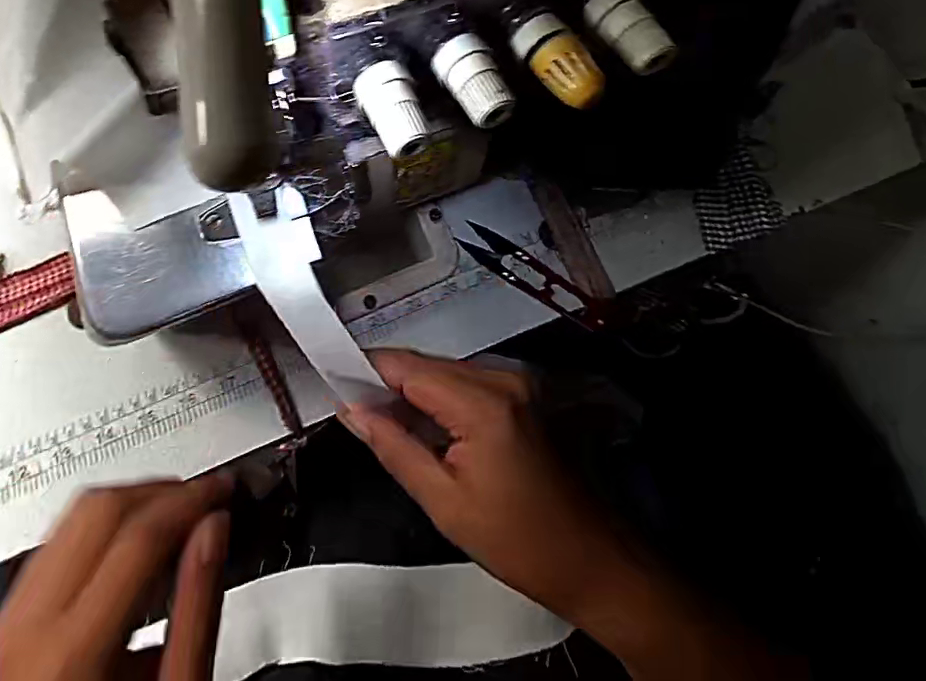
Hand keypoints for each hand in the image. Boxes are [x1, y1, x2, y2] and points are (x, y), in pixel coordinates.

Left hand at [0, 475, 232, 680]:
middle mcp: (26, 630)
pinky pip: (56, 542)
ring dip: (132, 503)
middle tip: (203, 498)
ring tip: (176, 518)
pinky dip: (102, 527)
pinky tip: (135, 547)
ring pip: (74, 515)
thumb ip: (196, 609)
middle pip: (99, 509)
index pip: (138, 535)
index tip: (222, 489)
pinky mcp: (5, 622)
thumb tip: (214, 531)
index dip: (191, 499)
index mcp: (71, 655)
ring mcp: (7, 623)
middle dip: (161, 491)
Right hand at [339, 349, 793, 680]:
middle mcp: (503, 378)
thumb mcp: (444, 502)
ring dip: (413, 392)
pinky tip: (424, 426)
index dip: (366, 368)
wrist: (594, 560)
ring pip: (445, 373)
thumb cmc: (519, 541)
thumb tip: (352, 409)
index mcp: (484, 402)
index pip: (408, 367)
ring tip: (384, 423)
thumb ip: (393, 446)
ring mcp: (519, 382)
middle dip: (388, 383)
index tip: (331, 376)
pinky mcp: (525, 393)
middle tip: (354, 410)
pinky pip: (467, 384)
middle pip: (426, 365)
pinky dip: (440, 399)